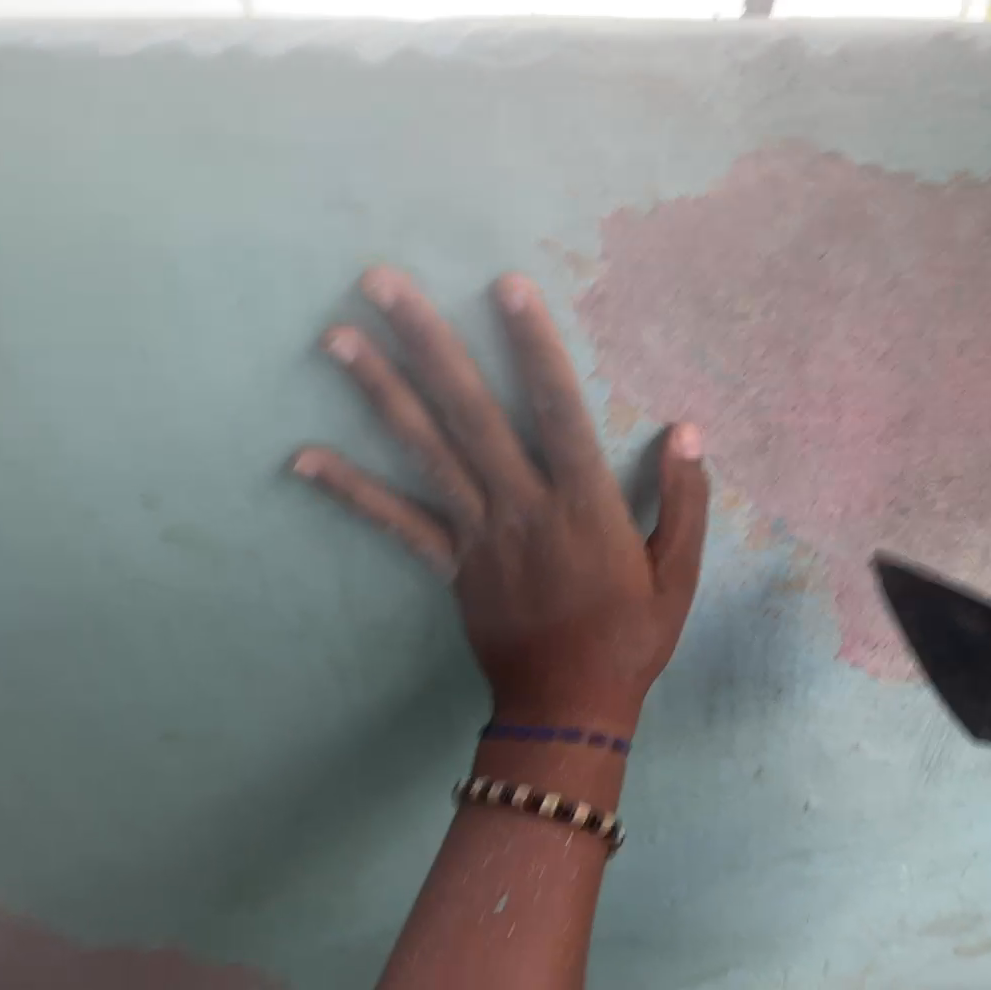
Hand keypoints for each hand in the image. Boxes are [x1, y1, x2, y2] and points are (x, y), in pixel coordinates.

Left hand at [291, 267, 708, 729]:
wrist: (569, 708)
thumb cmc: (632, 636)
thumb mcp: (679, 572)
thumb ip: (686, 499)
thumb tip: (687, 430)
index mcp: (583, 504)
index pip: (559, 410)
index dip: (535, 347)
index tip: (506, 287)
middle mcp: (522, 506)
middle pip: (470, 414)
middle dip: (428, 344)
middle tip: (382, 283)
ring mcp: (477, 536)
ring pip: (425, 455)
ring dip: (380, 393)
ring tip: (337, 338)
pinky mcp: (450, 566)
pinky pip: (396, 525)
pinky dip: (351, 491)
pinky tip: (303, 458)